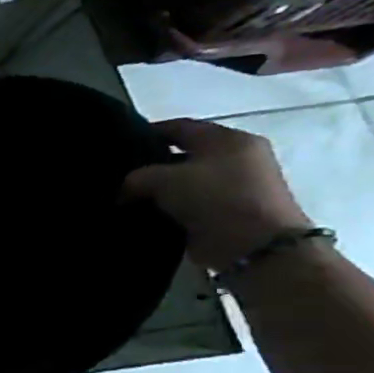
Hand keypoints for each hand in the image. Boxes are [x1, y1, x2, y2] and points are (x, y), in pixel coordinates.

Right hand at [122, 118, 313, 271]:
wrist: (255, 246)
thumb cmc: (214, 197)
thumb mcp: (162, 179)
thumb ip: (136, 178)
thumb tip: (124, 191)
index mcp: (229, 139)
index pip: (179, 127)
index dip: (147, 132)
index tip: (118, 143)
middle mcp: (238, 157)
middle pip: (184, 154)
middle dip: (152, 163)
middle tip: (120, 173)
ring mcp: (239, 186)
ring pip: (186, 181)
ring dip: (161, 190)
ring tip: (128, 196)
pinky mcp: (232, 212)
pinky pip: (192, 204)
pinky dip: (172, 208)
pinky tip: (147, 213)